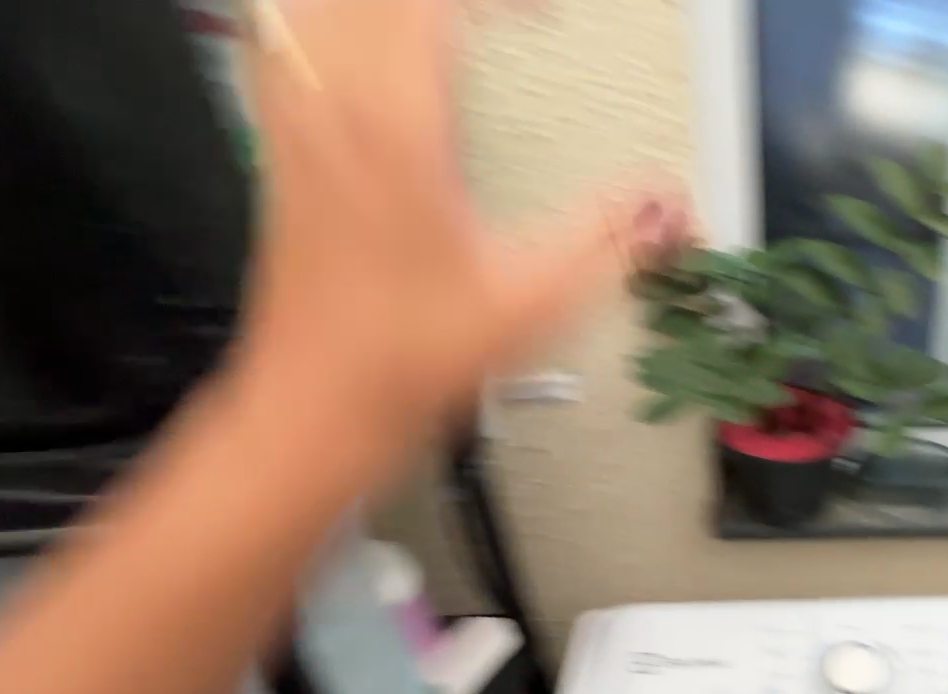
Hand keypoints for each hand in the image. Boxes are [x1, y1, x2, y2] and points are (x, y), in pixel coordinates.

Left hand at [232, 0, 689, 457]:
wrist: (324, 400)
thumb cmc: (413, 357)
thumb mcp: (535, 301)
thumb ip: (608, 239)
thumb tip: (665, 203)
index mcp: (397, 127)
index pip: (437, 4)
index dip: (501, 1)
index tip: (549, 17)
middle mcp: (332, 106)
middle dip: (446, 4)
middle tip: (503, 20)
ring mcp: (295, 122)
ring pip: (316, 6)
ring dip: (384, 10)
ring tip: (450, 27)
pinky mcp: (282, 148)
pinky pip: (282, 37)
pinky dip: (330, 23)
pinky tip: (359, 41)